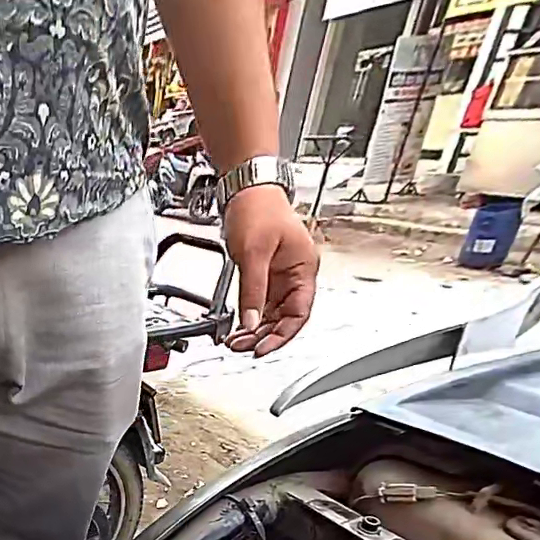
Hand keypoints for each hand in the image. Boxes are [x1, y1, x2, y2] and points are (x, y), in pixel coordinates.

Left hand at [222, 184, 318, 355]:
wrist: (246, 190)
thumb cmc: (258, 210)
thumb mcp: (253, 254)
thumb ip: (252, 291)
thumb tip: (250, 321)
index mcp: (303, 268)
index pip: (299, 313)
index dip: (282, 335)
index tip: (262, 349)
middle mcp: (295, 275)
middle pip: (285, 318)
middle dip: (264, 336)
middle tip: (241, 347)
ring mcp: (280, 276)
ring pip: (271, 314)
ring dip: (254, 330)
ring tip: (235, 342)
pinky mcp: (264, 276)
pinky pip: (260, 304)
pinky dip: (249, 318)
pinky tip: (237, 328)